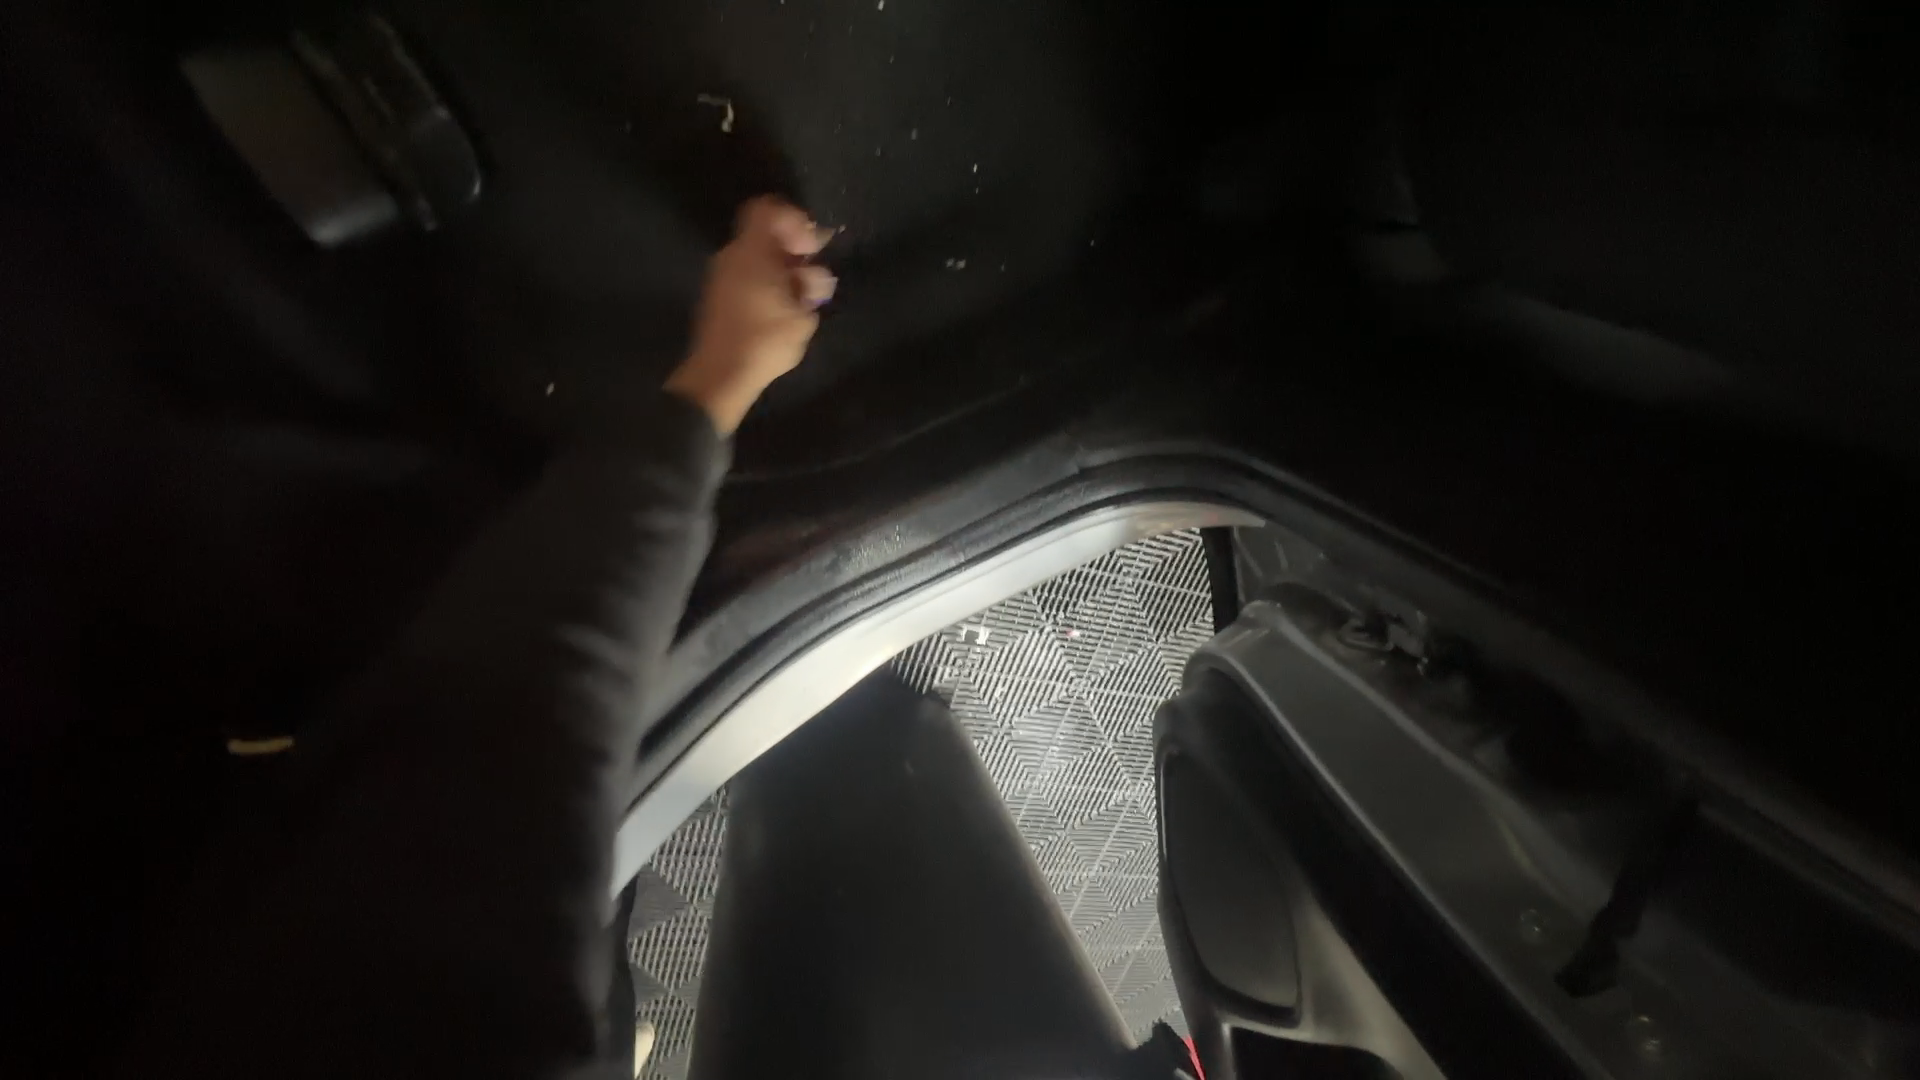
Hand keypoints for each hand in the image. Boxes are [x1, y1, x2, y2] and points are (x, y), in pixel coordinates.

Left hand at [666, 196, 837, 433]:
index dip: (794, 219)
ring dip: (781, 272)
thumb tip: (812, 277)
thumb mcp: (802, 316)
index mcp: (752, 252)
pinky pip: (747, 277)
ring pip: (756, 259)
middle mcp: (732, 256)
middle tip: (813, 277)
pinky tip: (782, 312)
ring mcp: (721, 277)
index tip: (811, 246)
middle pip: (764, 236)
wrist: (720, 374)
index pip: (769, 210)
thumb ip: (811, 288)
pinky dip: (767, 285)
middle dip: (793, 251)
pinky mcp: (718, 298)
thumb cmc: (765, 340)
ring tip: (802, 300)